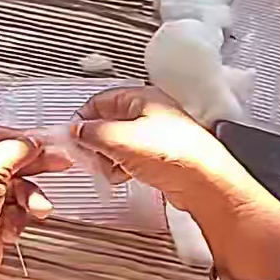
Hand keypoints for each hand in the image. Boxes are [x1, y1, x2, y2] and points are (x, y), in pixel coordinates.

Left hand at [0, 127, 69, 279]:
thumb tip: (32, 141)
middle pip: (13, 161)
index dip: (21, 139)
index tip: (43, 143)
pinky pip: (19, 210)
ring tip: (37, 207)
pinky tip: (12, 224)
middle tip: (60, 162)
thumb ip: (15, 150)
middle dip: (37, 165)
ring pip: (20, 188)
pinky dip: (20, 217)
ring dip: (31, 198)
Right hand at [73, 87, 258, 216]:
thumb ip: (92, 132)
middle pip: (110, 121)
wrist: (205, 182)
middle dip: (96, 140)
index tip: (74, 135)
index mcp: (141, 97)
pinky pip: (133, 157)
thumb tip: (78, 130)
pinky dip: (123, 165)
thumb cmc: (174, 154)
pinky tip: (123, 175)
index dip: (84, 117)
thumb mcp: (120, 139)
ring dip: (108, 156)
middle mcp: (151, 112)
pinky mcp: (163, 156)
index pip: (101, 99)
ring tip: (108, 168)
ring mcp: (158, 135)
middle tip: (90, 154)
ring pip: (121, 141)